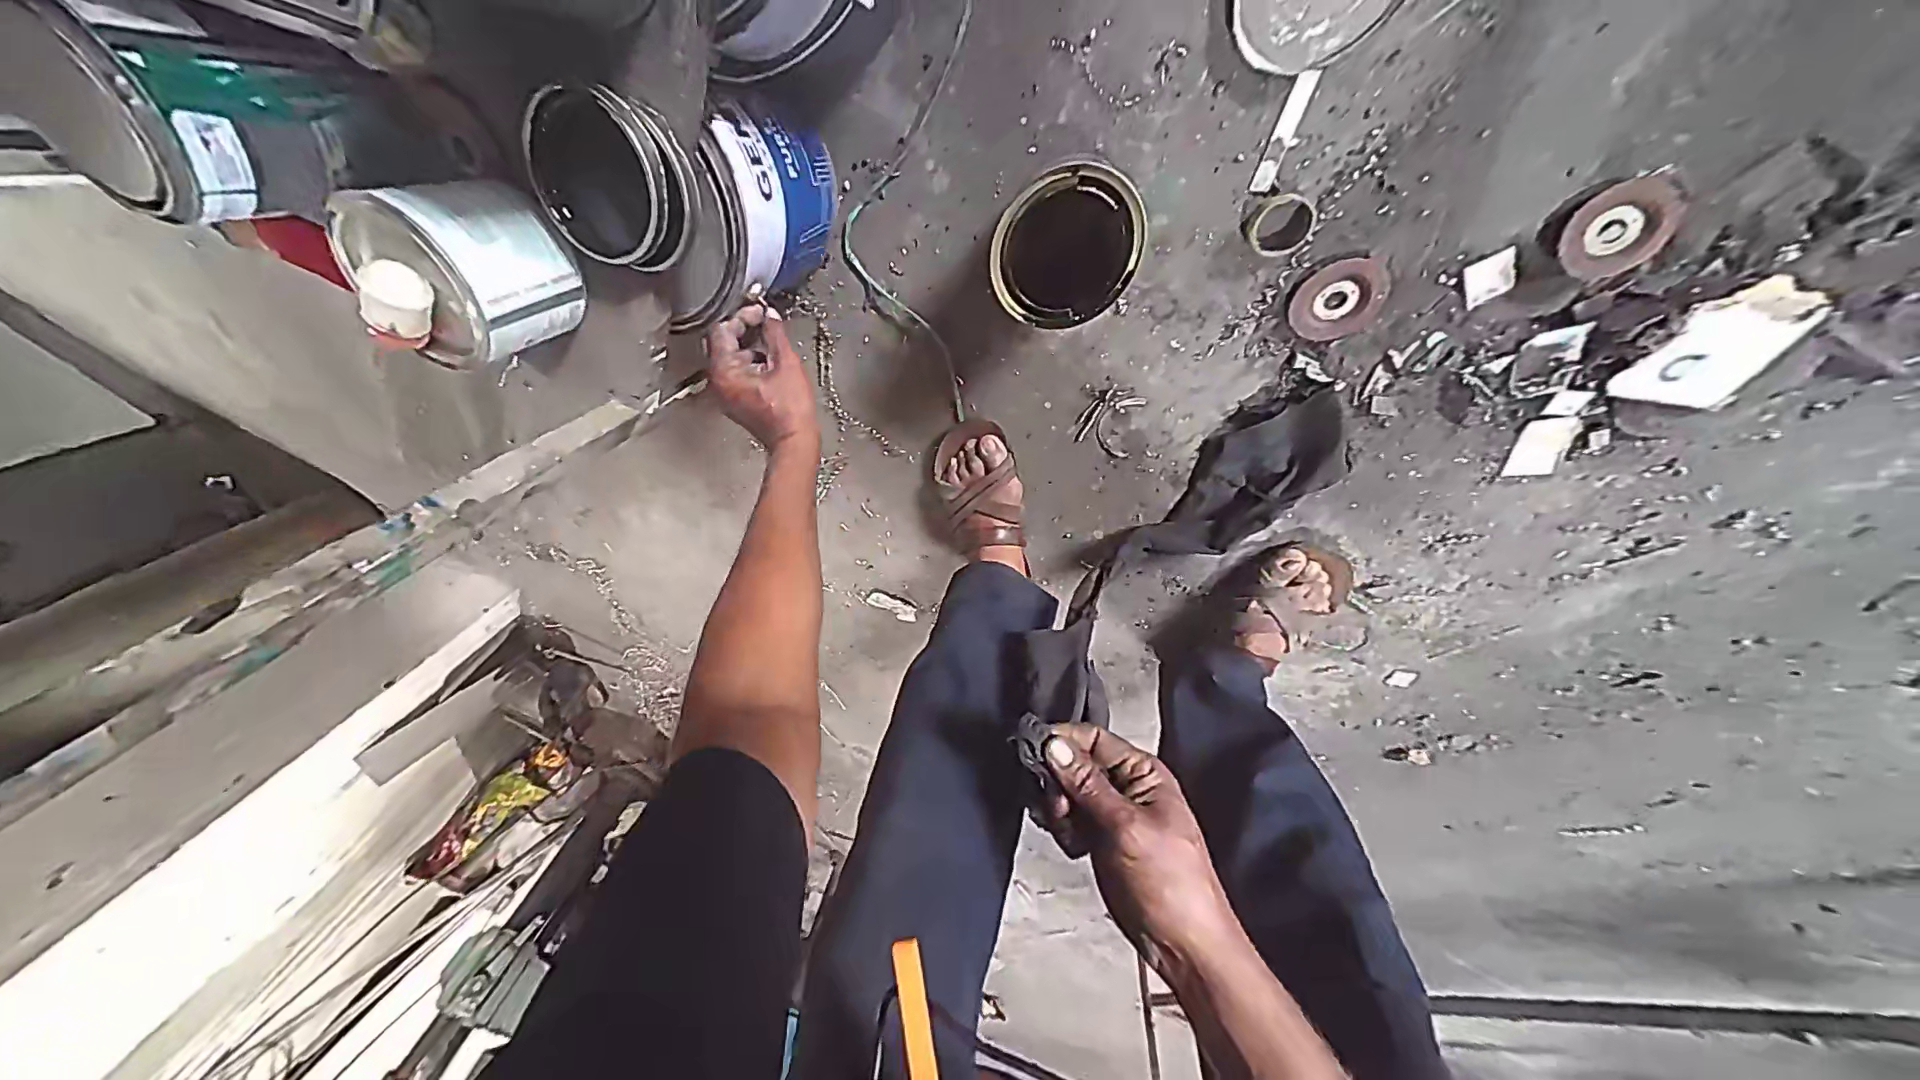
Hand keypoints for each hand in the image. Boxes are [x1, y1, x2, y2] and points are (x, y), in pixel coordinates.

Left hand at [705, 302, 818, 450]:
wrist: (794, 441)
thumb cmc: (790, 412)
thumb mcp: (786, 364)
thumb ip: (775, 334)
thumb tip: (770, 315)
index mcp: (725, 371)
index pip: (723, 331)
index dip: (743, 317)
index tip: (761, 314)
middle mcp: (719, 383)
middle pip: (723, 344)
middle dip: (743, 330)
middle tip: (764, 324)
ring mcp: (726, 394)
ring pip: (730, 358)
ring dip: (748, 347)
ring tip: (771, 346)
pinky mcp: (735, 401)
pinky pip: (736, 374)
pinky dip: (749, 364)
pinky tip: (769, 364)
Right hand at [1043, 724, 1243, 975]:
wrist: (1183, 946)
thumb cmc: (1174, 886)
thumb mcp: (1126, 827)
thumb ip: (1087, 784)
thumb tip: (1056, 745)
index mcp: (1143, 773)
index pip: (1093, 737)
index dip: (1063, 743)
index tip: (1036, 755)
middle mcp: (1127, 788)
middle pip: (1074, 764)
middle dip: (1059, 783)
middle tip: (1060, 808)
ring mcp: (1112, 814)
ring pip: (1067, 792)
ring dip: (1059, 811)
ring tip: (1073, 834)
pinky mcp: (1101, 838)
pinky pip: (1069, 819)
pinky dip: (1064, 830)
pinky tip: (1076, 847)